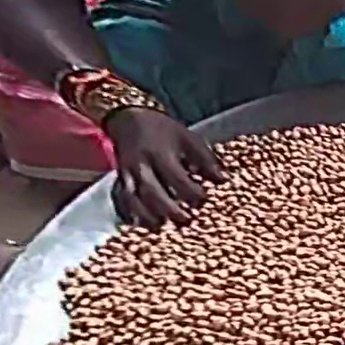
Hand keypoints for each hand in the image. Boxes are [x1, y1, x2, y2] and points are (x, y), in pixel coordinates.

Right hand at [105, 108, 226, 227]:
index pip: (177, 179)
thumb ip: (207, 161)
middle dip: (170, 210)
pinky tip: (145, 225)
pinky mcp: (120, 178)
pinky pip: (123, 198)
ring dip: (149, 215)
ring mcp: (127, 173)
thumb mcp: (190, 140)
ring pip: (134, 198)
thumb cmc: (165, 131)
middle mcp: (141, 166)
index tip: (205, 201)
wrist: (128, 118)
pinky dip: (133, 213)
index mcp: (160, 155)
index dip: (193, 193)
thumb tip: (224, 180)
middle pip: (153, 192)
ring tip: (164, 227)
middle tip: (188, 222)